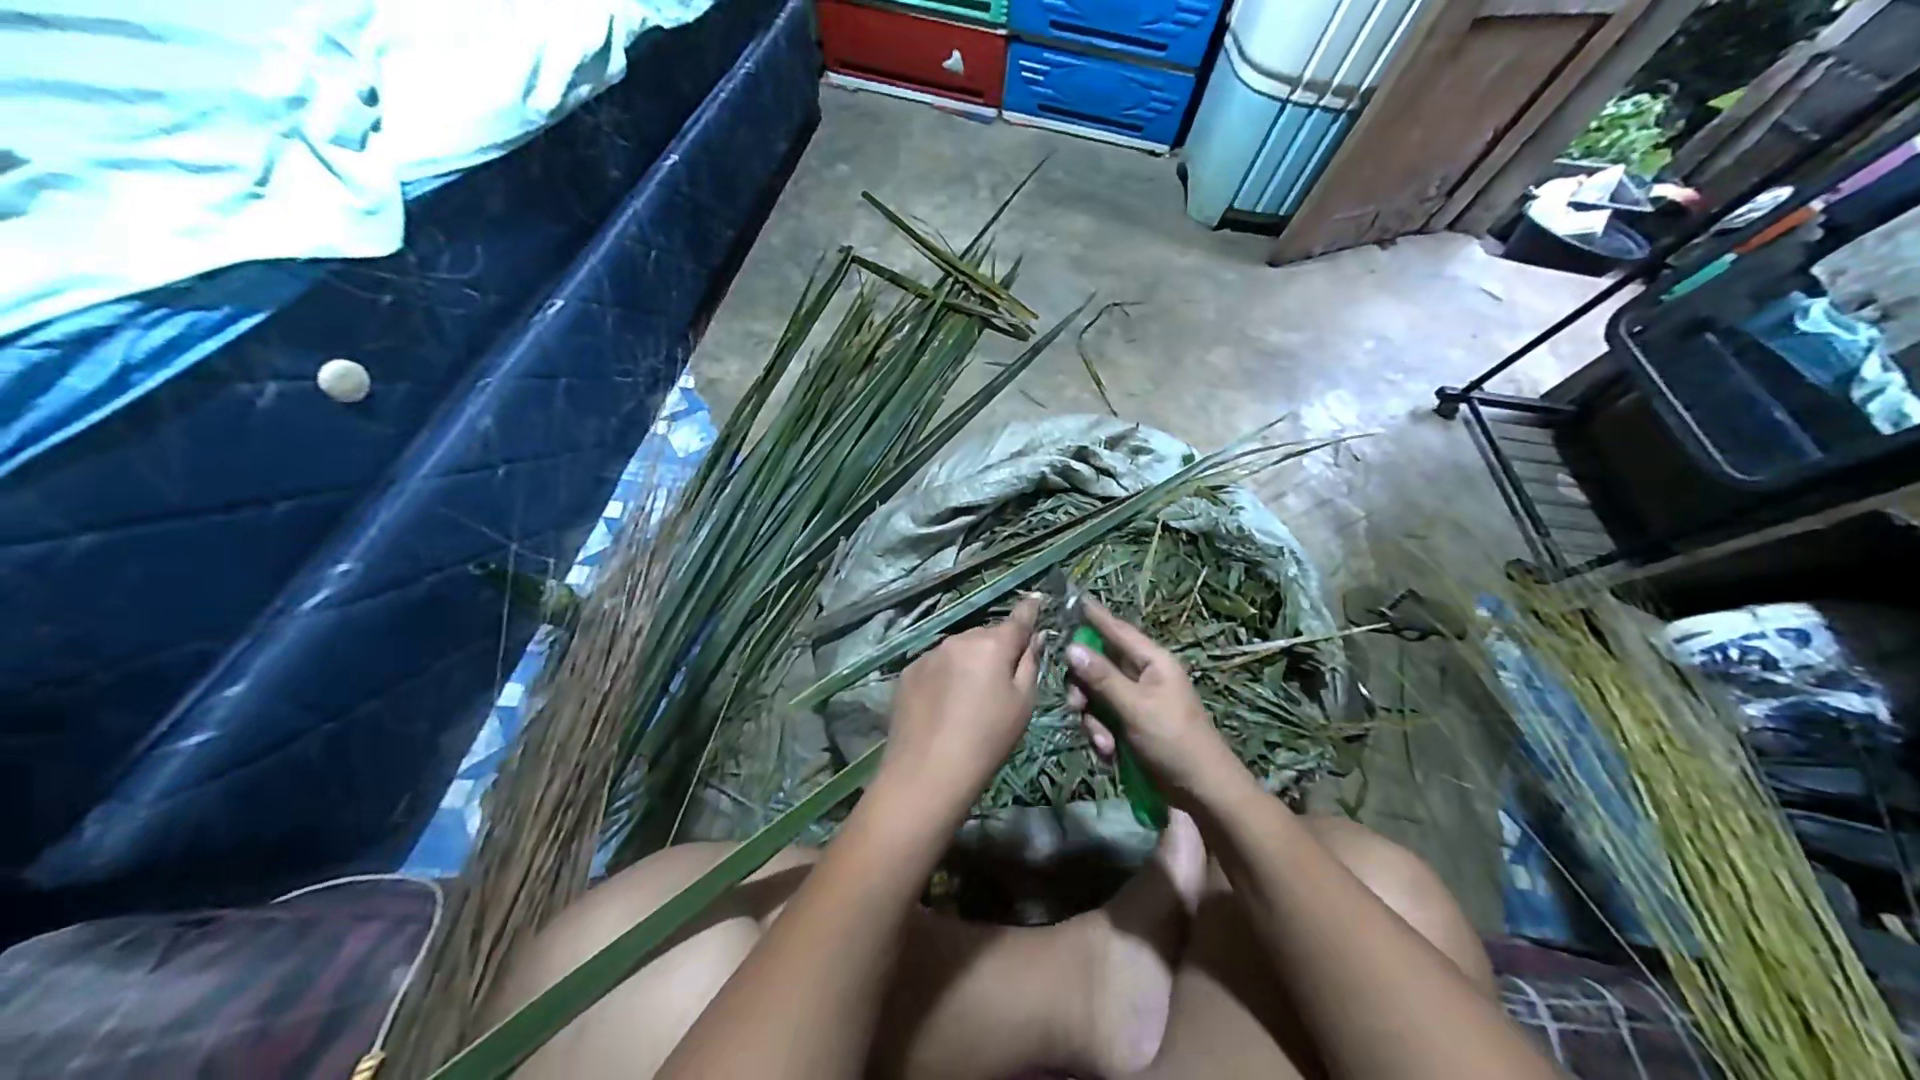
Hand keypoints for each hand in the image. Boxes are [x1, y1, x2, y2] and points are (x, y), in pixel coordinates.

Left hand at [883, 595, 1042, 808]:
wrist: (927, 772)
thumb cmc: (987, 740)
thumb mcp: (1022, 705)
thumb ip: (1030, 664)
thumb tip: (1035, 636)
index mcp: (992, 645)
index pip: (1018, 619)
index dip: (1029, 610)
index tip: (1036, 599)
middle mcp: (958, 640)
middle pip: (986, 636)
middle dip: (997, 647)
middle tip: (1003, 677)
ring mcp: (929, 654)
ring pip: (959, 649)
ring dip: (969, 661)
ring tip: (970, 696)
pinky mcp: (908, 672)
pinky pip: (937, 664)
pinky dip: (946, 674)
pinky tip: (945, 703)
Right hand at [1065, 597, 1250, 809]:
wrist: (1202, 791)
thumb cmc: (1173, 741)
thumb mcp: (1134, 707)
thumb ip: (1102, 677)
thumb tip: (1071, 647)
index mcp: (1152, 662)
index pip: (1117, 630)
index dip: (1094, 616)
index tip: (1072, 600)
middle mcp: (1143, 676)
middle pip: (1097, 666)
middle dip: (1084, 689)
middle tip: (1077, 706)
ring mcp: (1136, 702)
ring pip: (1096, 697)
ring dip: (1093, 721)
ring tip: (1104, 745)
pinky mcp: (1131, 725)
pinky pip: (1103, 719)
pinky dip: (1102, 736)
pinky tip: (1109, 755)